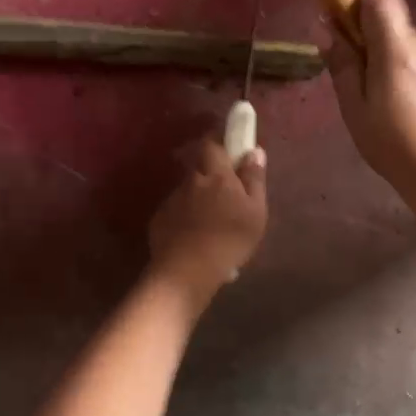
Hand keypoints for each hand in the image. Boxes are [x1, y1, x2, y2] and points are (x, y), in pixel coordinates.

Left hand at [147, 137, 267, 296]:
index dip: (219, 142)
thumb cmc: (229, 240)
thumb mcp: (255, 211)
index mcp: (216, 175)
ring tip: (211, 222)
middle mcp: (191, 181)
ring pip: (188, 190)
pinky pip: (177, 211)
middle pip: (199, 167)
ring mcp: (172, 200)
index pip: (212, 144)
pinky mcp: (160, 220)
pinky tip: (194, 236)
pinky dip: (186, 217)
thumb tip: (254, 151)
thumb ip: (254, 178)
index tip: (229, 149)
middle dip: (210, 174)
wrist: (187, 272)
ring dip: (198, 198)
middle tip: (225, 194)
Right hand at [326, 0, 415, 200]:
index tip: (338, 6)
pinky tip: (403, 101)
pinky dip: (405, 65)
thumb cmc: (395, 147)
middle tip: (351, 63)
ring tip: (378, 93)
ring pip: (406, 40)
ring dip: (387, 52)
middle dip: (368, 31)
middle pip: (392, 20)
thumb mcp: (356, 110)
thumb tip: (329, 31)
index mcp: (398, 52)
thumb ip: (343, 65)